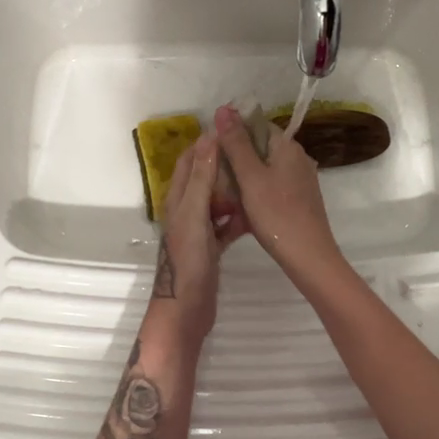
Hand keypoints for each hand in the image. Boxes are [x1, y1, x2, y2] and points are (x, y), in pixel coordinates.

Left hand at [155, 132, 247, 343]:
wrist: (187, 309)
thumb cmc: (188, 260)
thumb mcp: (194, 214)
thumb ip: (202, 179)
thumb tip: (209, 140)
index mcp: (178, 199)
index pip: (191, 160)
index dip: (208, 143)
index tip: (235, 129)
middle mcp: (186, 210)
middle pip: (206, 178)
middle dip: (226, 165)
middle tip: (255, 154)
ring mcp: (199, 229)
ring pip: (218, 201)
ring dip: (235, 190)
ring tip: (260, 179)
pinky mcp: (211, 247)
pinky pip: (227, 224)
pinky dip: (239, 218)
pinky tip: (258, 215)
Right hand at [213, 104, 345, 284]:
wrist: (308, 256)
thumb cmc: (277, 214)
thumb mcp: (251, 177)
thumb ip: (236, 143)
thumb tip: (223, 109)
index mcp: (288, 147)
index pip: (257, 124)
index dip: (233, 130)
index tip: (211, 145)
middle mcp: (297, 158)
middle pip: (261, 146)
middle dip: (236, 154)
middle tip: (211, 169)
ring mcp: (300, 179)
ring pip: (265, 167)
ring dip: (243, 174)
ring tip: (220, 187)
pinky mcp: (298, 198)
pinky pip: (271, 185)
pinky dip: (254, 190)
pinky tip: (239, 205)